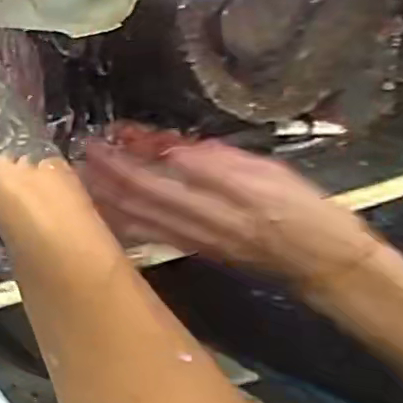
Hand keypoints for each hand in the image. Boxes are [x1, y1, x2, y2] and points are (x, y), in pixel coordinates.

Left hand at [79, 125, 382, 287]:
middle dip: (100, 177)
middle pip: (127, 200)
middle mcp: (182, 223)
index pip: (140, 179)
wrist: (323, 262)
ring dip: (103, 197)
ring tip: (81, 177)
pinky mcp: (190, 245)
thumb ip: (211, 163)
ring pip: (130, 217)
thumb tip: (169, 150)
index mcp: (199, 202)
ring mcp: (184, 237)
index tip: (96, 140)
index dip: (114, 160)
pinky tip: (108, 207)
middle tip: (79, 155)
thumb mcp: (261, 174)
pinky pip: (144, 231)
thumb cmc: (299, 211)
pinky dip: (120, 217)